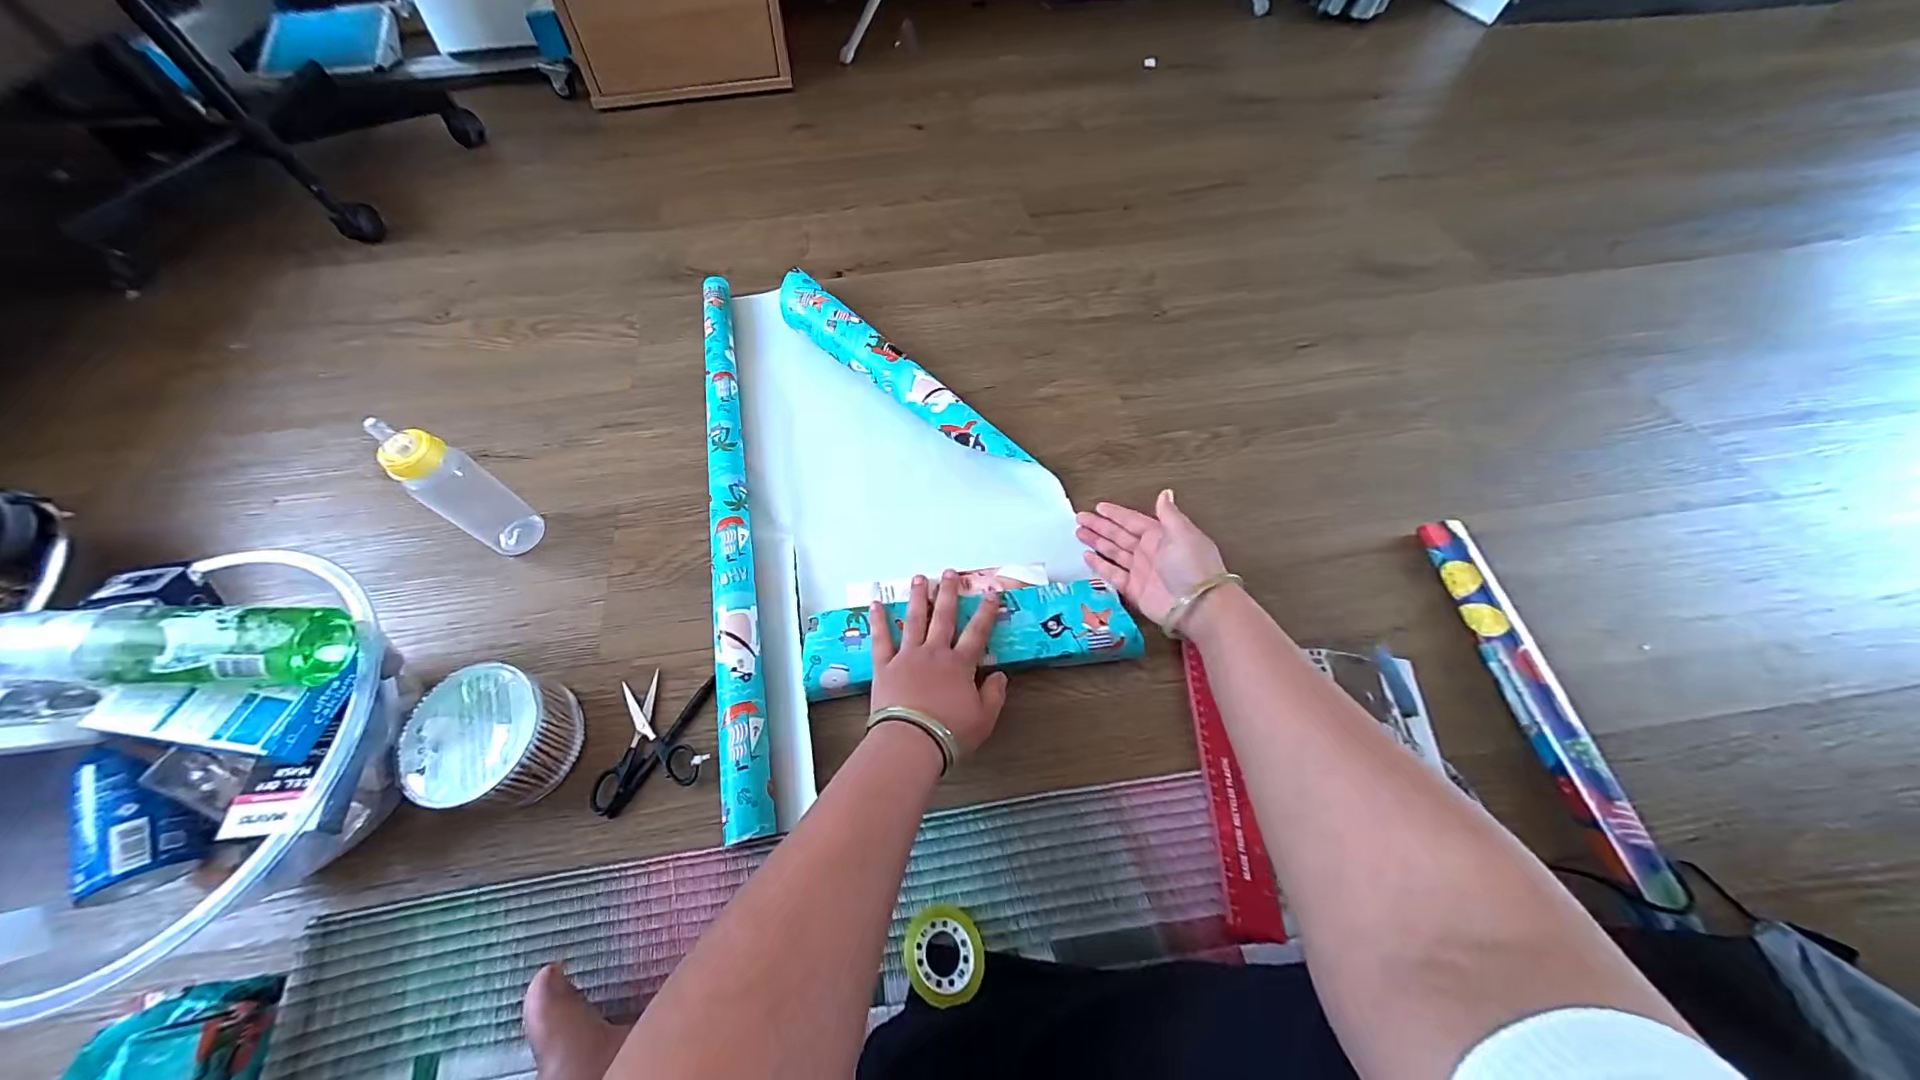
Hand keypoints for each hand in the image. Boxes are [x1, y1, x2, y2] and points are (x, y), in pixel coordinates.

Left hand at [868, 570, 1009, 757]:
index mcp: (959, 665)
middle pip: (943, 617)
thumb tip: (1000, 676)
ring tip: (919, 579)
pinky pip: (881, 639)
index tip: (991, 593)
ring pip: (914, 620)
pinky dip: (879, 621)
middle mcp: (934, 653)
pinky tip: (876, 605)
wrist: (911, 741)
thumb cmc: (950, 733)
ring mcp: (907, 657)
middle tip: (949, 573)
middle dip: (948, 593)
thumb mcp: (984, 718)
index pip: (977, 632)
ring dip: (918, 598)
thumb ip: (994, 694)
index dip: (986, 612)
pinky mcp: (884, 667)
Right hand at [1076, 489, 1227, 628]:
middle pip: (1119, 535)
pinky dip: (1100, 565)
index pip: (1132, 521)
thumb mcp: (1182, 533)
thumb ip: (1169, 514)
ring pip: (1113, 552)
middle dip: (1100, 526)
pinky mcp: (1134, 590)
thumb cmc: (1192, 566)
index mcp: (1161, 535)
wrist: (1198, 605)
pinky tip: (1087, 557)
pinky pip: (1113, 574)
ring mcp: (1141, 571)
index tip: (1099, 507)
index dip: (1115, 514)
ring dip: (1097, 542)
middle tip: (1080, 518)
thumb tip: (1165, 493)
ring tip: (1079, 533)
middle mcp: (1149, 551)